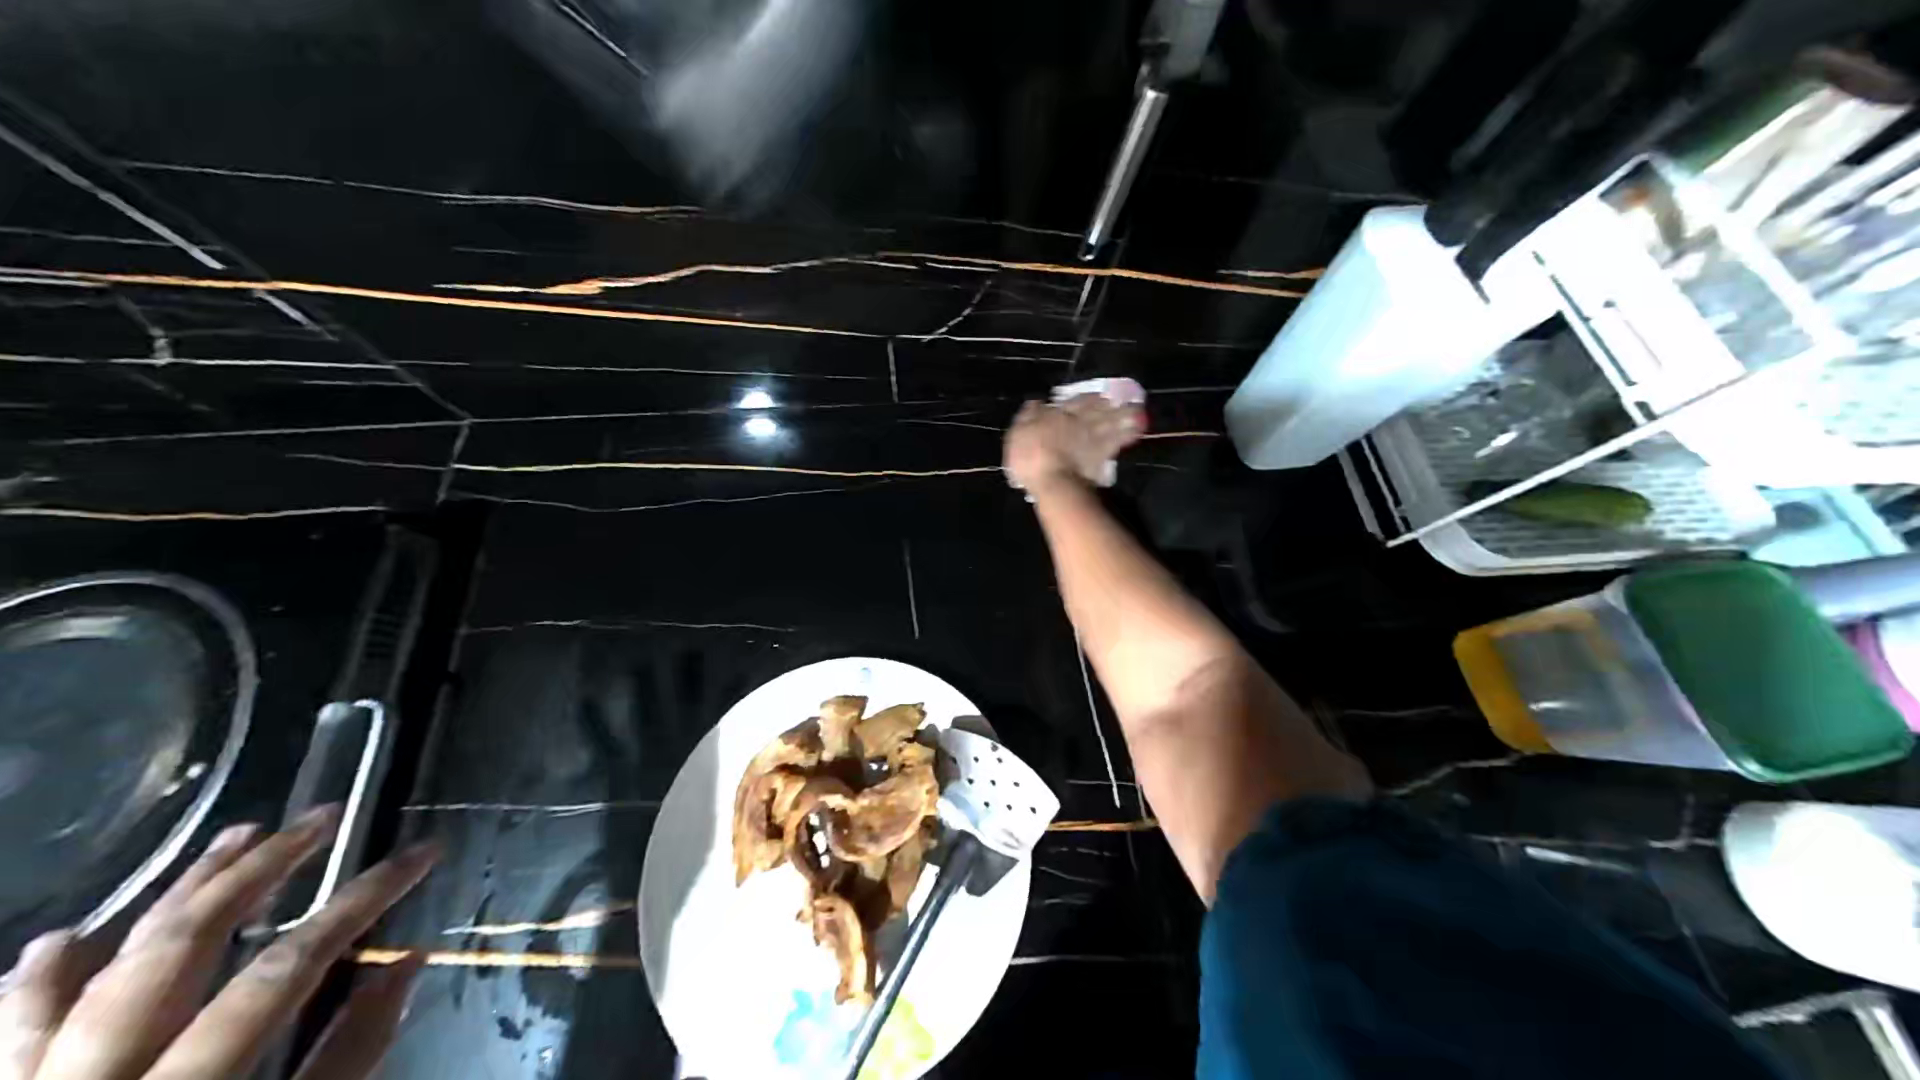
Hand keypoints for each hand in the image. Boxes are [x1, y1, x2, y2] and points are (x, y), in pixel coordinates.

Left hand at [0, 807, 436, 1079]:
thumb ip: (349, 1057)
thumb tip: (404, 962)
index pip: (286, 968)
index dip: (362, 900)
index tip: (424, 853)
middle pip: (175, 950)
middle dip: (257, 870)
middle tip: (317, 816)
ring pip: (88, 972)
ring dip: (166, 894)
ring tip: (234, 836)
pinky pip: (0, 1039)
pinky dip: (35, 985)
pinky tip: (62, 942)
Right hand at [1003, 395, 1145, 494]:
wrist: (1055, 482)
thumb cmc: (1032, 456)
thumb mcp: (1019, 432)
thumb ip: (1029, 415)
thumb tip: (1037, 402)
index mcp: (1060, 415)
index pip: (1076, 402)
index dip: (1088, 398)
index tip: (1098, 394)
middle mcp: (1080, 423)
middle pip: (1098, 410)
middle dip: (1111, 404)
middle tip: (1124, 398)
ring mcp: (1094, 440)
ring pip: (1112, 423)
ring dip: (1125, 416)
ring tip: (1137, 412)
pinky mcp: (1102, 458)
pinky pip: (1117, 444)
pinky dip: (1126, 437)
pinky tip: (1135, 433)